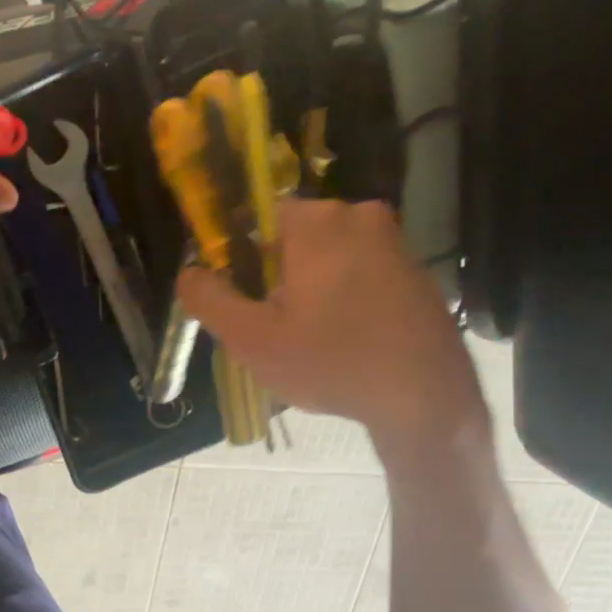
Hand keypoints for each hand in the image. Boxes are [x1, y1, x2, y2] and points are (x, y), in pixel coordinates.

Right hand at [177, 200, 485, 460]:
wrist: (422, 395)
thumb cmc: (329, 361)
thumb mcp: (251, 338)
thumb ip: (210, 299)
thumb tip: (188, 273)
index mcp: (317, 222)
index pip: (256, 216)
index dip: (233, 255)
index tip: (230, 297)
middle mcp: (359, 216)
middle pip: (290, 239)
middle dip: (269, 277)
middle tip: (261, 327)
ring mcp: (392, 242)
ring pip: (323, 258)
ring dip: (302, 290)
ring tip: (296, 340)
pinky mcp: (411, 270)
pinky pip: (354, 274)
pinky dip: (336, 298)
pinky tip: (334, 341)